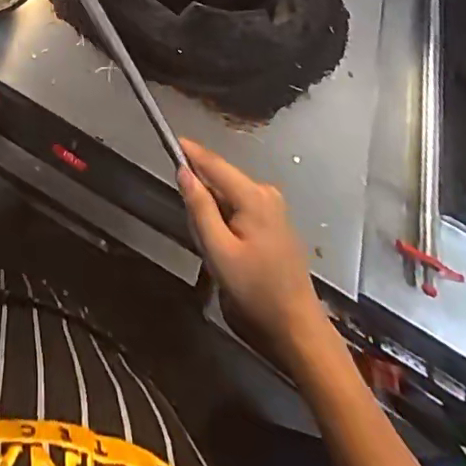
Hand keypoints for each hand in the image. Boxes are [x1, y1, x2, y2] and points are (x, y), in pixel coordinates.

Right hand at [178, 138, 325, 352]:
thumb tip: (183, 171)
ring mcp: (273, 206)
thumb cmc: (254, 289)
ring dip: (212, 211)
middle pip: (221, 179)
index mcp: (253, 196)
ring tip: (212, 248)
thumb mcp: (218, 250)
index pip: (214, 163)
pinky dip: (225, 219)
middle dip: (201, 195)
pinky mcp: (274, 221)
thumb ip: (199, 207)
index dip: (190, 151)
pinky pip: (239, 207)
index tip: (169, 139)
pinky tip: (226, 248)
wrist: (295, 326)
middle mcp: (266, 193)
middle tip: (196, 233)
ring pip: (228, 194)